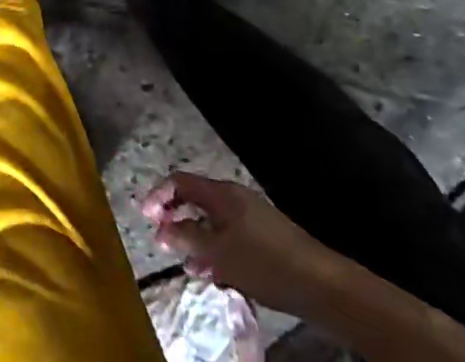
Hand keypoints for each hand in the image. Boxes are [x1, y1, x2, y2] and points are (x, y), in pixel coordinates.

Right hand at [141, 172, 330, 316]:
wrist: (320, 284)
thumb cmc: (264, 262)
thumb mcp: (219, 252)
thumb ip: (187, 237)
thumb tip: (161, 228)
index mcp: (222, 194)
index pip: (180, 181)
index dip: (159, 194)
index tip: (144, 215)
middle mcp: (234, 199)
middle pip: (196, 200)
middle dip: (176, 219)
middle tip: (162, 242)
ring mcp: (250, 217)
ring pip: (213, 223)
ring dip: (196, 241)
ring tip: (190, 267)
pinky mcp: (263, 238)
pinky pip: (229, 237)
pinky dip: (216, 251)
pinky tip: (216, 275)